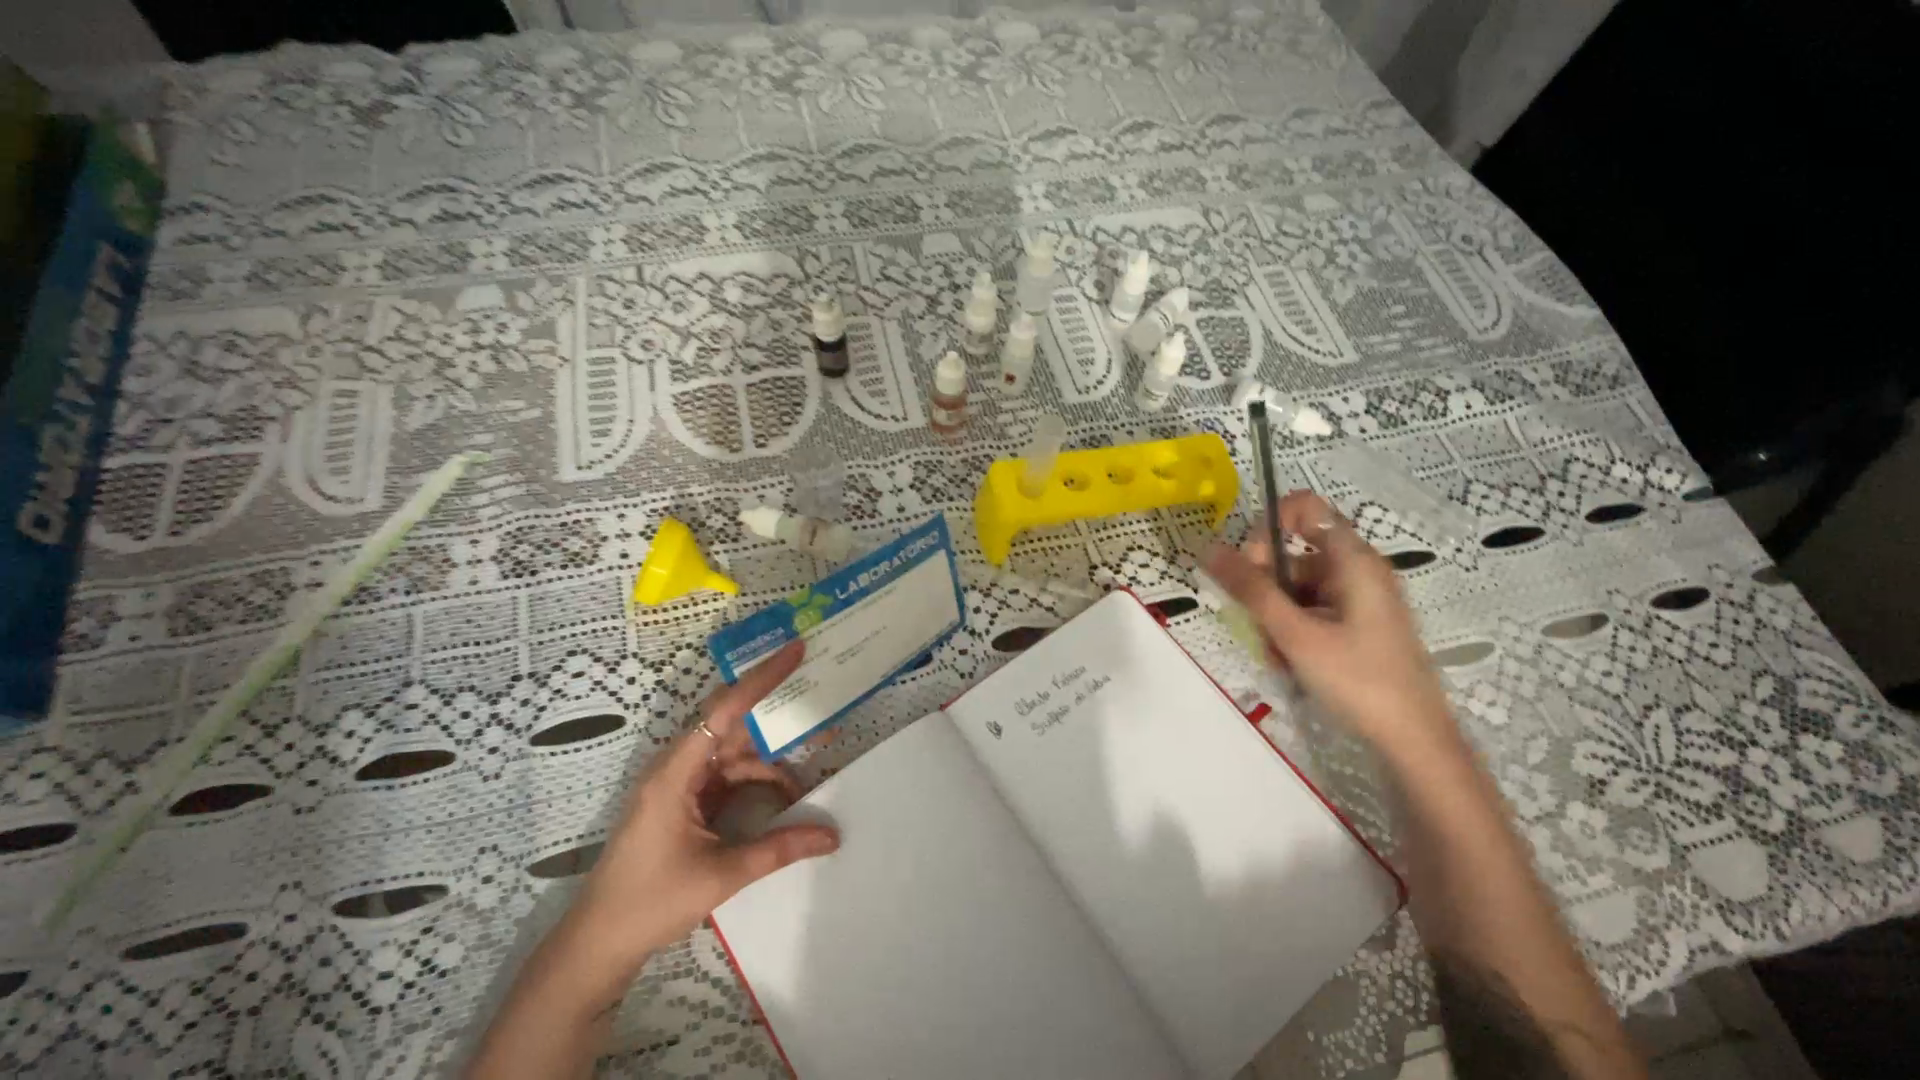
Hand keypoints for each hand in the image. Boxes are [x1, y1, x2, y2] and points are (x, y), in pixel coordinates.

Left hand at [564, 642, 839, 971]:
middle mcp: (676, 770)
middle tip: (821, 717)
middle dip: (778, 724)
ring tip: (811, 778)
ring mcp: (679, 788)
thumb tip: (832, 835)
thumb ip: (779, 849)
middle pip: (733, 730)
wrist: (600, 943)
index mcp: (675, 774)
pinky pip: (726, 781)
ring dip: (771, 766)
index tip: (794, 651)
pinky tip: (785, 802)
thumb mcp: (722, 875)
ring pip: (733, 759)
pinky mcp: (683, 807)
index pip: (723, 711)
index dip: (761, 679)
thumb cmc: (651, 902)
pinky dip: (756, 787)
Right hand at [1204, 491, 1457, 754]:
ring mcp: (1359, 599)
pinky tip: (1290, 665)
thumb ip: (1251, 590)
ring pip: (1297, 589)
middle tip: (1258, 626)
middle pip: (1293, 554)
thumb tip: (1209, 548)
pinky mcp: (1358, 625)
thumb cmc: (1358, 680)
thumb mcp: (1296, 635)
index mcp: (1353, 559)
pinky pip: (1311, 612)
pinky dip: (1293, 632)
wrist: (1414, 740)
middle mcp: (1358, 570)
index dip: (1268, 527)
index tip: (1250, 567)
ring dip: (1275, 618)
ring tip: (1277, 658)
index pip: (1302, 508)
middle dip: (1265, 587)